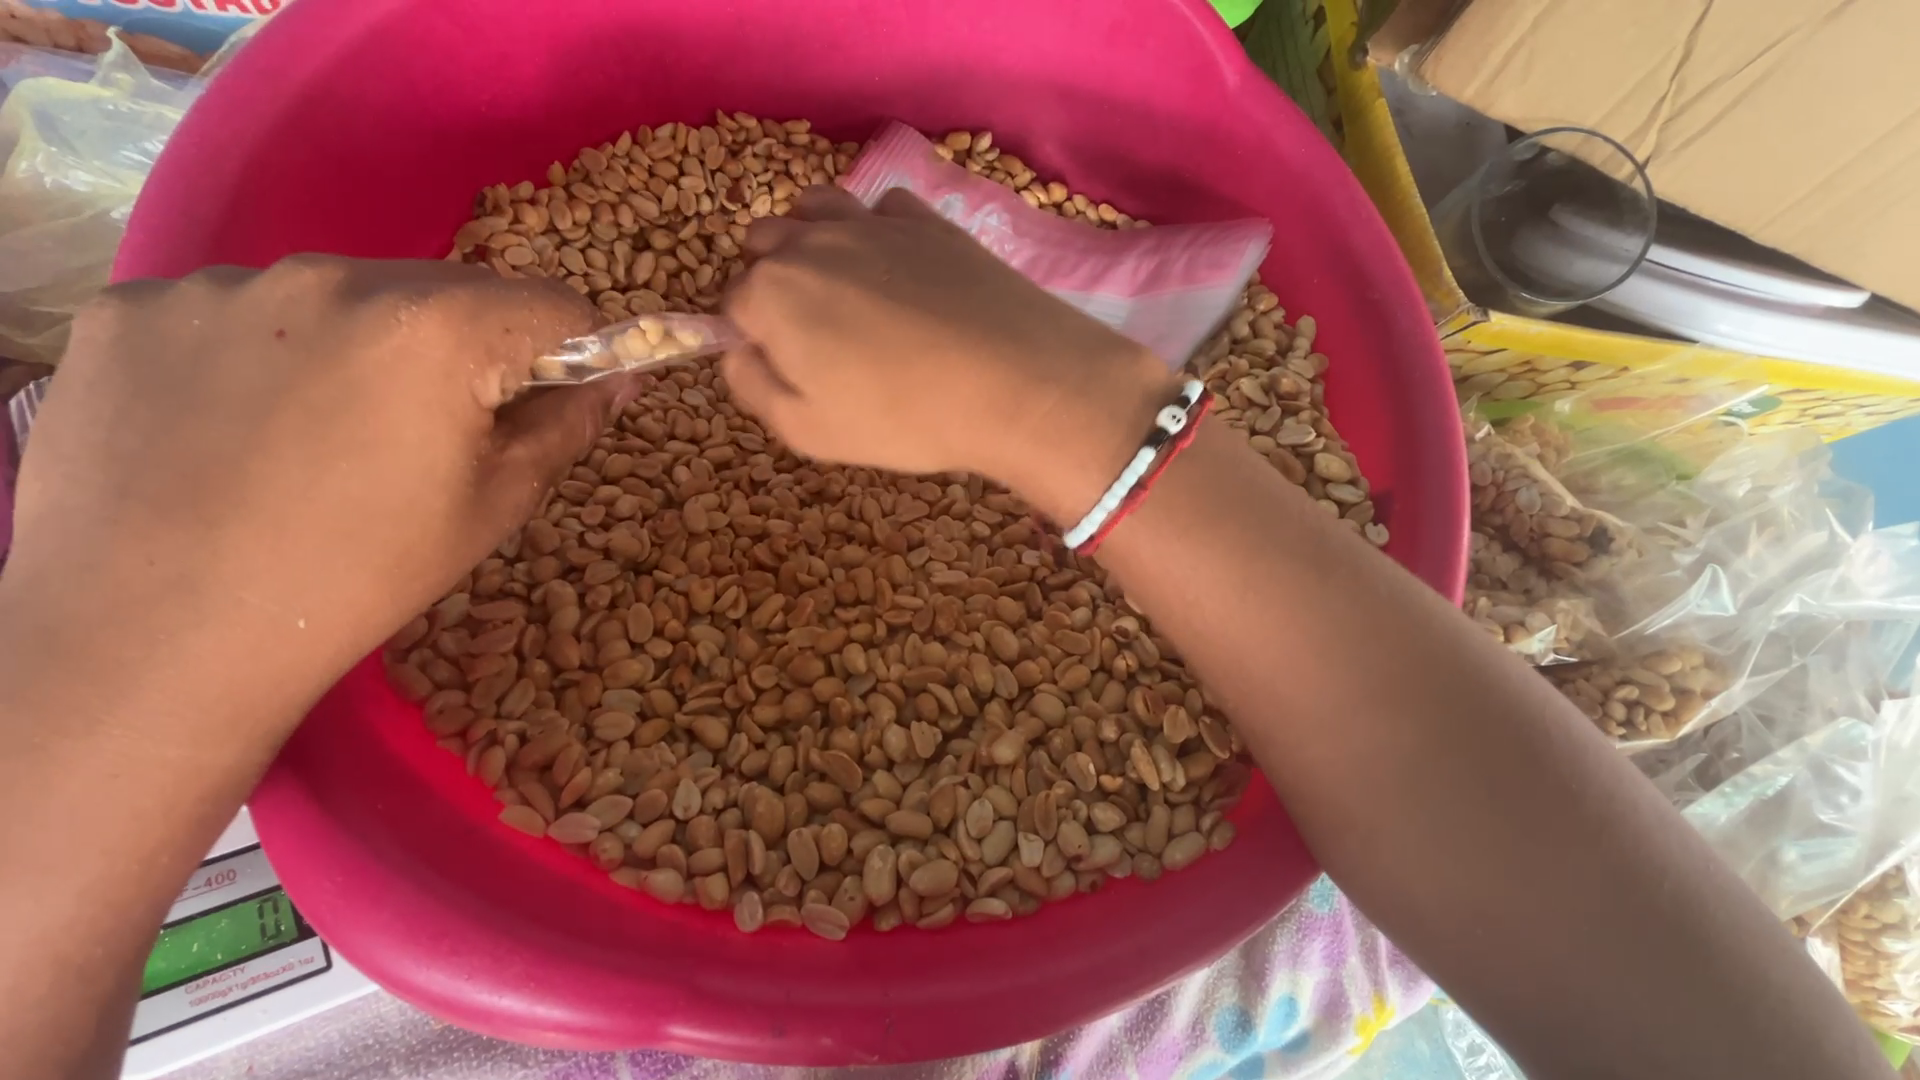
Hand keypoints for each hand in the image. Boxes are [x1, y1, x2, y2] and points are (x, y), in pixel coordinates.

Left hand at [1, 256, 626, 727]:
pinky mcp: (135, 309)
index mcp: (436, 329)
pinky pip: (245, 313)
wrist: (156, 637)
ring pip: (346, 297)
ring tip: (333, 434)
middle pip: (448, 293)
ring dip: (371, 345)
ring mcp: (220, 285)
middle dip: (472, 348)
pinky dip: (270, 354)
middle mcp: (330, 276)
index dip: (575, 349)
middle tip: (442, 431)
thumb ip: (566, 424)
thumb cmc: (364, 574)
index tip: (561, 395)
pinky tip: (245, 427)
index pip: (552, 304)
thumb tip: (616, 378)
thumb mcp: (495, 505)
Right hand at [721, 187, 1176, 521]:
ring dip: (813, 241)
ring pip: (816, 210)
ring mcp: (873, 223)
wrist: (1015, 383)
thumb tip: (736, 351)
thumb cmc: (903, 417)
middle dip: (774, 282)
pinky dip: (876, 231)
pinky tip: (899, 269)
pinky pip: (882, 210)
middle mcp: (812, 241)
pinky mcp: (927, 220)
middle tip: (817, 335)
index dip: (755, 340)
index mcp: (771, 292)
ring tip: (846, 289)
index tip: (789, 370)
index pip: (734, 306)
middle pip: (767, 247)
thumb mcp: (808, 429)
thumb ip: (753, 386)